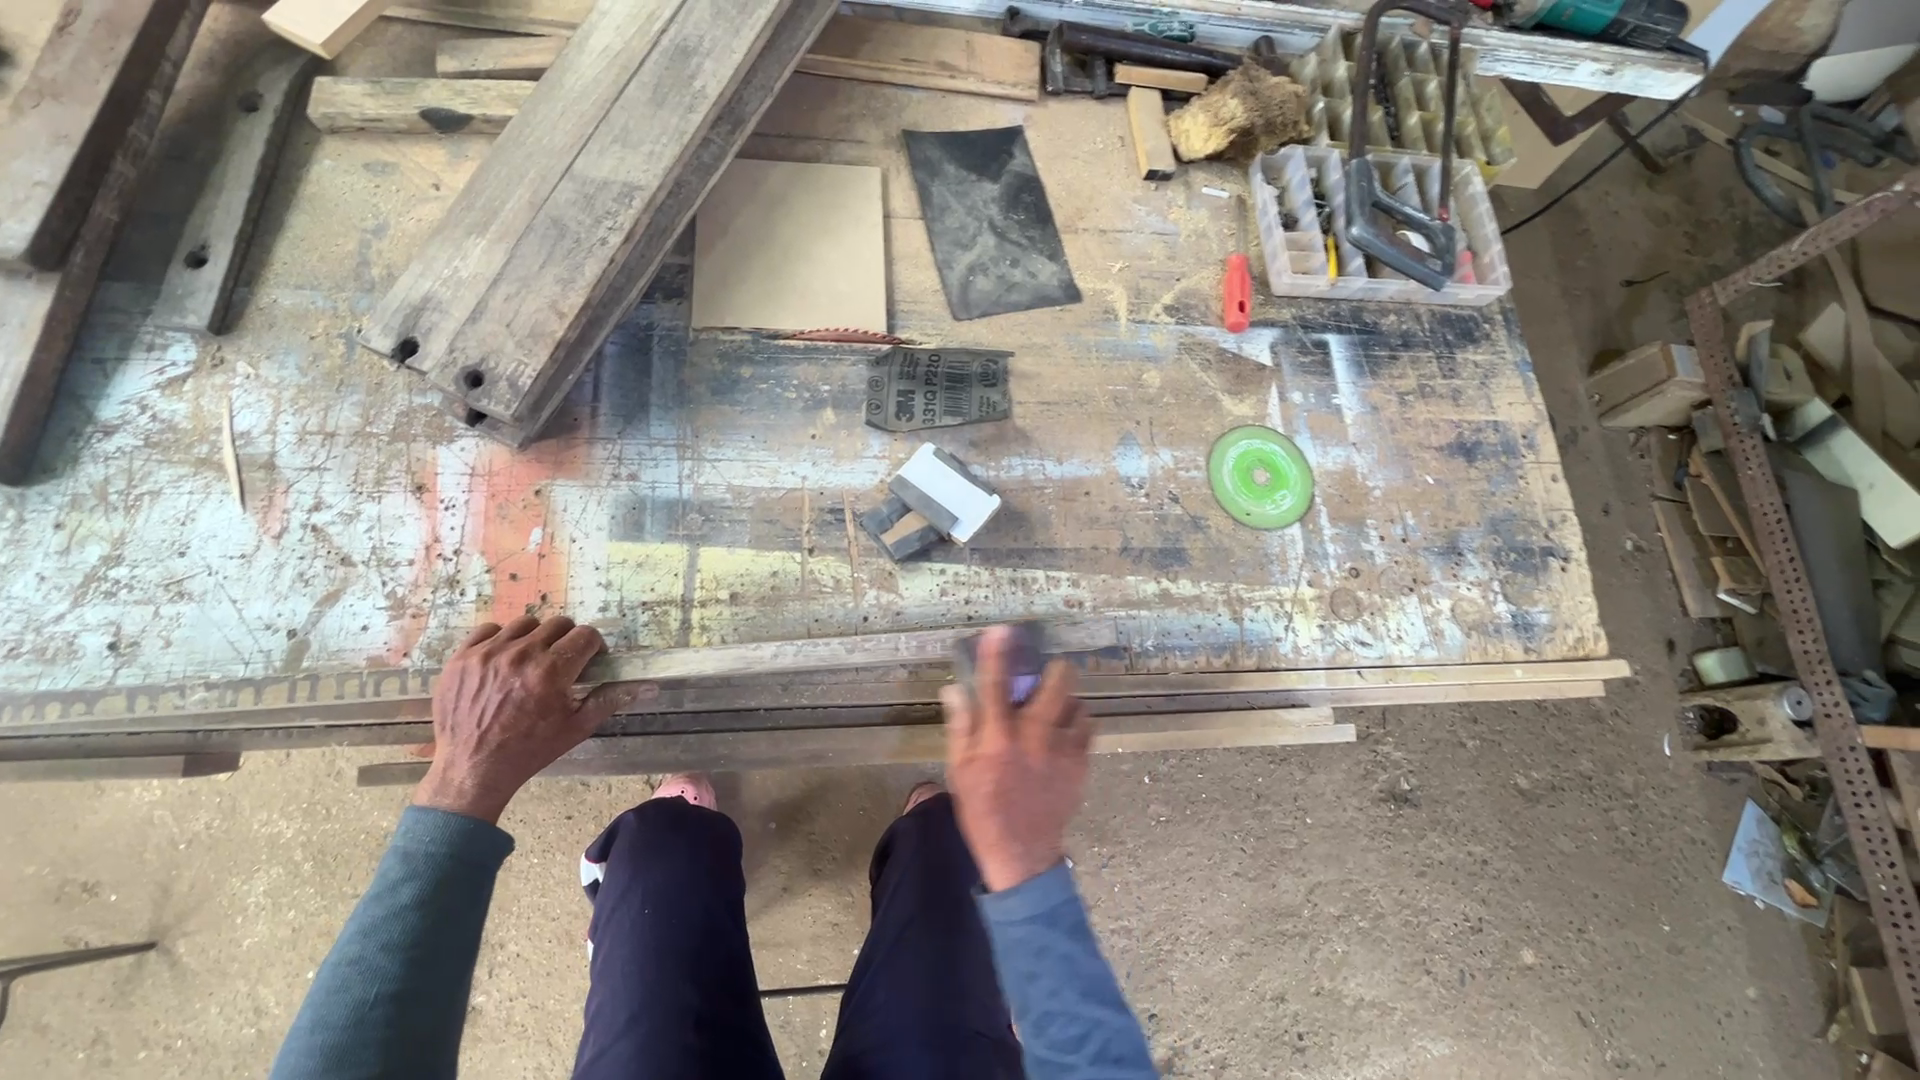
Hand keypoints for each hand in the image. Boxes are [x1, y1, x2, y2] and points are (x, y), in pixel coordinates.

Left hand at [413, 615, 655, 823]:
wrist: (472, 768)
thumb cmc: (531, 750)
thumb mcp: (577, 727)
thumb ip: (610, 699)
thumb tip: (648, 686)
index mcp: (552, 672)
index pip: (586, 635)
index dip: (593, 647)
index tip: (589, 662)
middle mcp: (521, 655)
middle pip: (558, 624)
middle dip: (567, 640)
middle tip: (562, 663)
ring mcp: (487, 654)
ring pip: (525, 624)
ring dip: (536, 638)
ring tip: (532, 661)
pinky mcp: (462, 657)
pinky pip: (489, 630)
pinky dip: (501, 640)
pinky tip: (503, 660)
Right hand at [940, 625, 1092, 891]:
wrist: (1020, 853)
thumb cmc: (982, 809)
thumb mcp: (959, 770)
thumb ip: (960, 726)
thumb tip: (954, 689)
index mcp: (998, 738)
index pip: (995, 685)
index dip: (999, 653)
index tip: (1003, 630)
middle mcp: (1033, 738)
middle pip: (1057, 686)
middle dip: (1055, 671)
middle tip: (1049, 671)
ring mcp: (1062, 752)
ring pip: (1077, 705)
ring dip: (1067, 700)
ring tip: (1057, 707)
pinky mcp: (1081, 766)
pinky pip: (1088, 730)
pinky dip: (1078, 724)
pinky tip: (1065, 732)